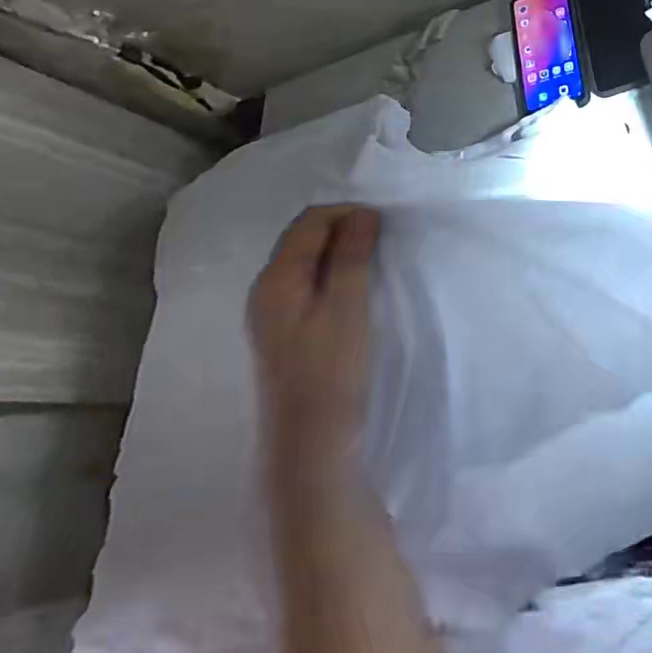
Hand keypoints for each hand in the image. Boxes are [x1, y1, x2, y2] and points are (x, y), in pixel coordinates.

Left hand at [249, 204, 380, 454]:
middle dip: (343, 228)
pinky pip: (308, 283)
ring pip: (306, 261)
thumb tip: (362, 213)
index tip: (385, 222)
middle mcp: (266, 289)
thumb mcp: (347, 306)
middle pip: (303, 239)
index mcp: (276, 279)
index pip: (308, 222)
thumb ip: (351, 256)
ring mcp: (272, 312)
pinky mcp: (285, 330)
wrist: (311, 439)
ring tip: (375, 258)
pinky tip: (355, 286)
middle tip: (384, 237)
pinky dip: (334, 273)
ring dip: (340, 251)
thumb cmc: (332, 369)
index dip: (346, 213)